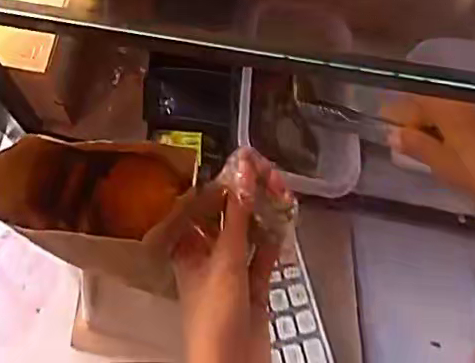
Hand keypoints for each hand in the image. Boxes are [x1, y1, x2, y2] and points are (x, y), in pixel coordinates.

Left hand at [172, 149, 283, 362]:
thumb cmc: (214, 317)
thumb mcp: (226, 258)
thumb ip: (238, 212)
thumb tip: (244, 169)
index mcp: (189, 240)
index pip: (207, 197)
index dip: (228, 176)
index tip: (249, 158)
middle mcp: (207, 251)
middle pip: (230, 211)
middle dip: (251, 192)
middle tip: (273, 177)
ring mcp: (231, 269)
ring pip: (250, 230)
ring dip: (265, 212)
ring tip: (284, 194)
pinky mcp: (252, 286)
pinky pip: (263, 254)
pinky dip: (274, 240)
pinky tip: (285, 224)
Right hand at [385, 95, 474, 234]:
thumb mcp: (451, 169)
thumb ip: (419, 149)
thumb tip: (394, 135)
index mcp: (444, 99)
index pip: (407, 102)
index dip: (397, 119)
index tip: (392, 135)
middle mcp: (468, 90)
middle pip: (436, 101)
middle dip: (425, 122)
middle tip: (422, 150)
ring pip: (464, 107)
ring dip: (453, 125)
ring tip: (454, 154)